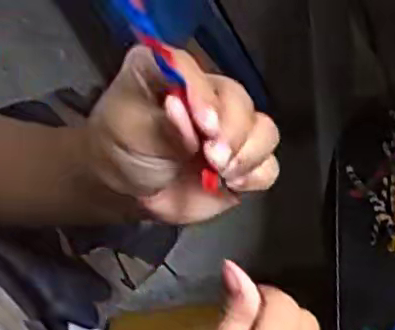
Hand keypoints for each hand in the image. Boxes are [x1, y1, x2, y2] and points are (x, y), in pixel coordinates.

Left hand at [85, 46, 279, 222]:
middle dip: (234, 133)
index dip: (205, 97)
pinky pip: (268, 167)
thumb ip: (161, 122)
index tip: (204, 126)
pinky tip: (233, 184)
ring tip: (223, 172)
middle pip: (241, 102)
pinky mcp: (245, 165)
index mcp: (173, 73)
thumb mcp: (131, 129)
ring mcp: (232, 131)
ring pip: (265, 132)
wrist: (135, 191)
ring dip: (250, 155)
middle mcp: (209, 96)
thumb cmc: (125, 149)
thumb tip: (182, 109)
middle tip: (213, 159)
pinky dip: (256, 177)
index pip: (197, 72)